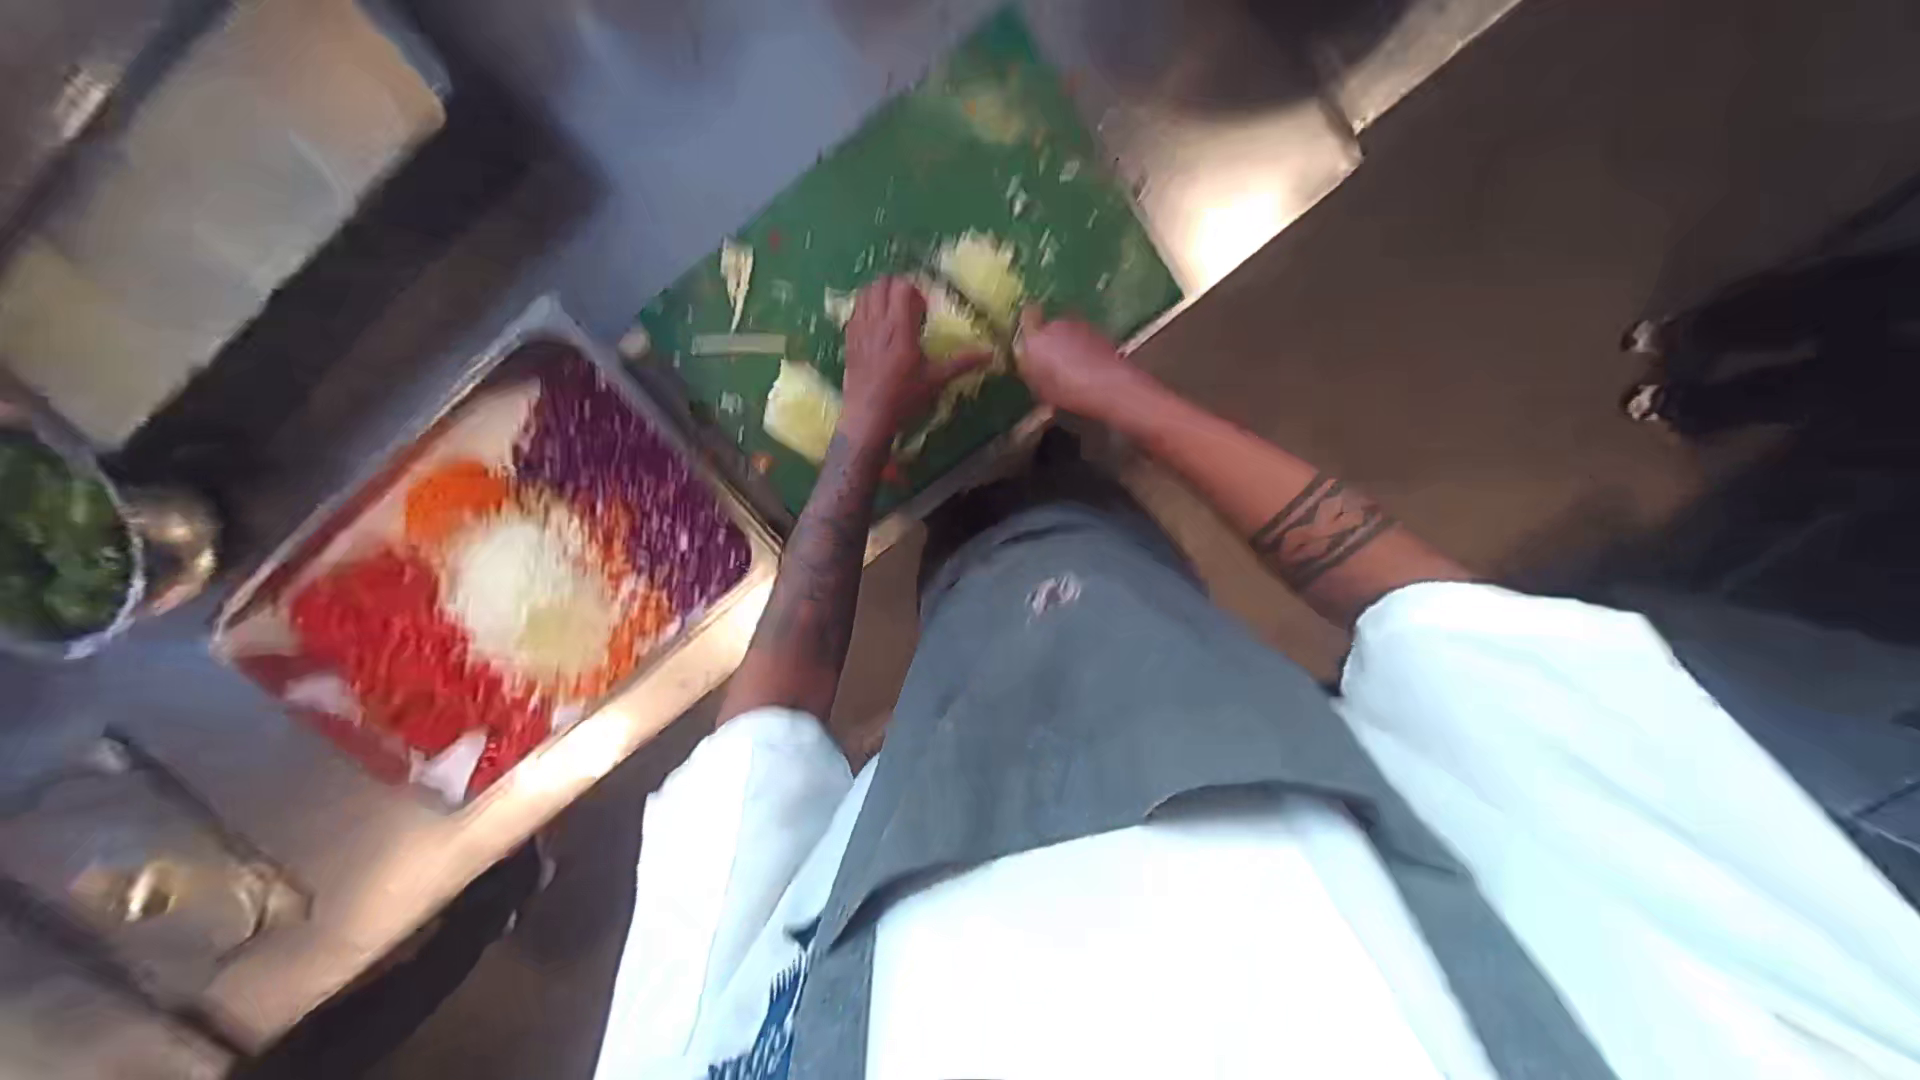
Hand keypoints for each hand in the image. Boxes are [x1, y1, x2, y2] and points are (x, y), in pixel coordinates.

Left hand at [841, 277, 985, 443]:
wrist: (868, 417)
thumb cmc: (904, 398)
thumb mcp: (935, 380)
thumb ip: (962, 362)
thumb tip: (991, 354)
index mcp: (900, 328)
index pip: (903, 287)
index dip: (915, 290)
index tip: (924, 307)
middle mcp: (877, 322)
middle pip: (883, 283)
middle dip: (898, 287)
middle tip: (909, 304)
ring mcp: (860, 328)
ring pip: (865, 292)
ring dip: (880, 293)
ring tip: (892, 310)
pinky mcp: (849, 338)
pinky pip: (855, 309)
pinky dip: (866, 307)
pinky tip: (876, 323)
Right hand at [1014, 307, 1159, 420]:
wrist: (1110, 385)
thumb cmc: (1067, 391)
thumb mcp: (1040, 390)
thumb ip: (1031, 371)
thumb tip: (1028, 364)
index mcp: (1036, 338)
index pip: (1027, 316)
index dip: (1028, 322)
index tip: (1029, 335)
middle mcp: (1056, 325)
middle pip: (1048, 327)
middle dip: (1048, 340)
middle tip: (1050, 363)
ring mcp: (1080, 325)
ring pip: (1066, 332)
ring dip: (1066, 344)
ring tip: (1070, 368)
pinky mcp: (1098, 332)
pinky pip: (1083, 338)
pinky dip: (1082, 348)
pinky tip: (1086, 368)